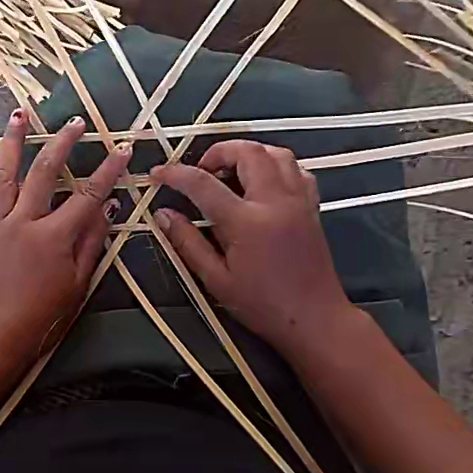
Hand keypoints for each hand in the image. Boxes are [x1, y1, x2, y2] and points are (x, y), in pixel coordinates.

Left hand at [0, 109, 131, 361]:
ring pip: (4, 175)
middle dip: (62, 142)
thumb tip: (109, 206)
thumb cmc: (46, 312)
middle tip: (74, 122)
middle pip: (45, 172)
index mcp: (54, 236)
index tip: (123, 148)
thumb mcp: (79, 281)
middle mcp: (24, 222)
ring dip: (12, 142)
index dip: (109, 170)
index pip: (89, 195)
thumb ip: (93, 241)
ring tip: (19, 115)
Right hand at [151, 140, 356, 348]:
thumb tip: (164, 215)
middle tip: (200, 171)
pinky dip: (276, 166)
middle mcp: (275, 201)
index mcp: (246, 221)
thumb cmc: (262, 305)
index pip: (203, 183)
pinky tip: (262, 183)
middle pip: (247, 152)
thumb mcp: (216, 280)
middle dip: (218, 152)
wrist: (315, 319)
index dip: (175, 174)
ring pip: (276, 153)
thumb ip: (188, 243)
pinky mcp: (312, 207)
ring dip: (248, 153)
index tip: (157, 174)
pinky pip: (296, 170)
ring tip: (229, 172)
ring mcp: (298, 201)